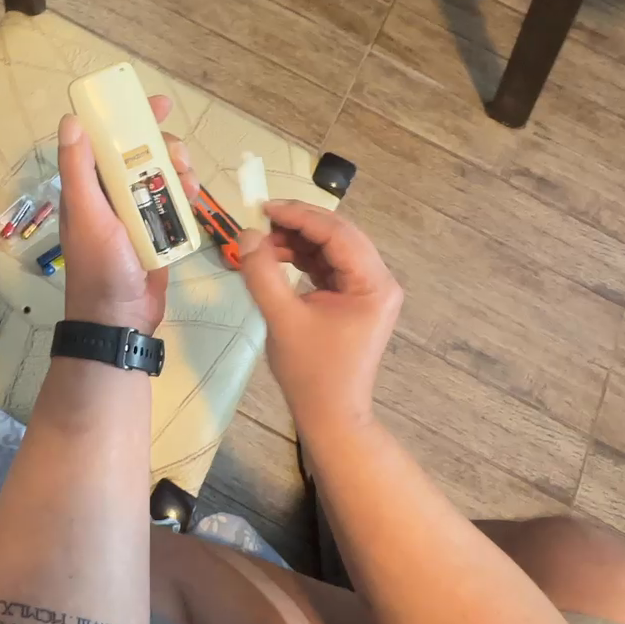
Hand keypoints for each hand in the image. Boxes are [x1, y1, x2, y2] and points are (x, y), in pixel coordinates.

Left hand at [55, 95, 198, 334]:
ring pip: (160, 177)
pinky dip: (185, 195)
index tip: (157, 105)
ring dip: (177, 170)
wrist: (120, 319)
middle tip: (179, 153)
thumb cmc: (100, 267)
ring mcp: (135, 215)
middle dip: (163, 146)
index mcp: (88, 188)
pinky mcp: (157, 232)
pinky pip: (173, 203)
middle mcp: (110, 197)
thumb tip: (71, 120)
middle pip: (140, 155)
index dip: (128, 118)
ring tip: (188, 177)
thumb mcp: (86, 214)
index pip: (105, 141)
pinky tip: (193, 195)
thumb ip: (78, 169)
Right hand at [238, 200, 402, 429]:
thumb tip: (247, 235)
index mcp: (373, 284)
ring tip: (262, 242)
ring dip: (298, 241)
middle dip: (298, 224)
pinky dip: (302, 259)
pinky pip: (328, 266)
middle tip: (260, 218)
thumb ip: (262, 273)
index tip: (263, 208)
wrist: (330, 415)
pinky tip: (275, 258)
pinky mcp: (352, 300)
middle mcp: (377, 281)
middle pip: (338, 236)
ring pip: (332, 249)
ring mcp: (366, 291)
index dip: (300, 216)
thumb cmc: (311, 372)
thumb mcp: (282, 319)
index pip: (337, 233)